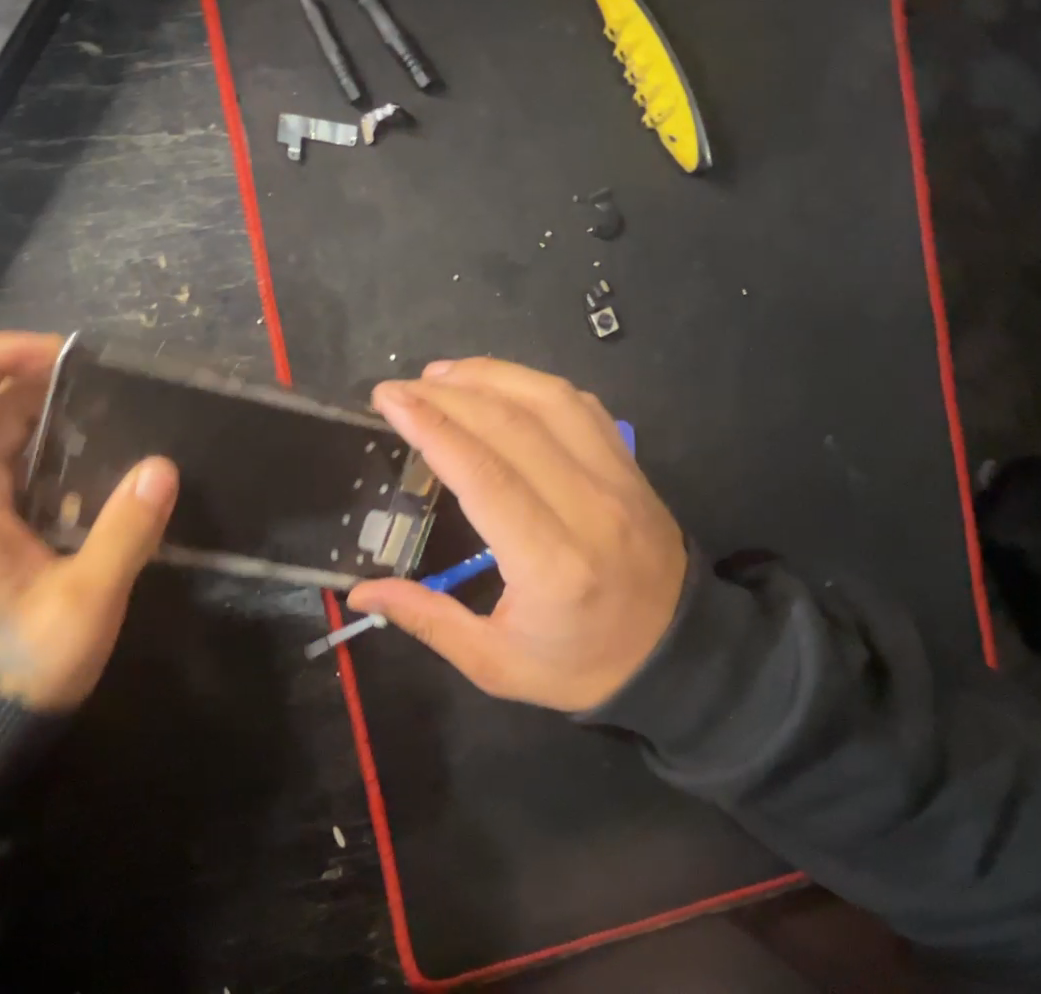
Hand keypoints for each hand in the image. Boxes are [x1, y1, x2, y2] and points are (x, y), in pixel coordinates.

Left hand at [0, 332, 178, 710]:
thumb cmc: (13, 672)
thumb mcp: (82, 606)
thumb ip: (123, 534)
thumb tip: (162, 467)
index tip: (57, 356)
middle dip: (28, 385)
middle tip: (98, 386)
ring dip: (36, 422)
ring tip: (102, 418)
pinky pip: (2, 479)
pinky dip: (39, 459)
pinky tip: (89, 471)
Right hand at [346, 359, 687, 712]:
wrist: (680, 658)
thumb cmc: (580, 665)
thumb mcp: (494, 664)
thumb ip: (427, 620)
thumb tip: (360, 592)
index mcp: (550, 564)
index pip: (484, 475)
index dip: (432, 428)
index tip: (389, 401)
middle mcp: (588, 508)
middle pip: (511, 425)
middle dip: (445, 395)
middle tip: (396, 388)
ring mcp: (617, 480)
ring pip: (549, 400)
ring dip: (488, 376)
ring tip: (437, 375)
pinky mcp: (629, 467)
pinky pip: (579, 406)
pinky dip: (531, 384)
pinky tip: (496, 385)